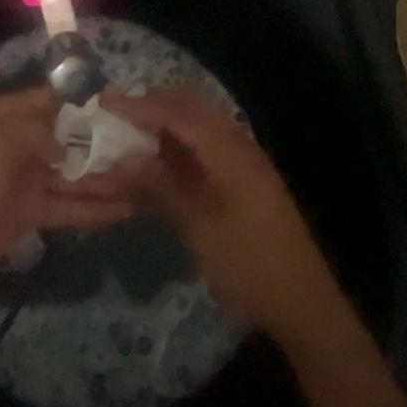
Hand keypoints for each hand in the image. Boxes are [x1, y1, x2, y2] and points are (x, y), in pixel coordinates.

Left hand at [0, 87, 135, 295]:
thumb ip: (36, 130)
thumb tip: (67, 140)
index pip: (44, 99)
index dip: (79, 99)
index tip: (117, 100)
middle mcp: (12, 143)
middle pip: (63, 136)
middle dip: (98, 139)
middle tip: (140, 140)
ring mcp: (21, 179)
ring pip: (70, 172)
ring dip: (102, 174)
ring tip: (144, 174)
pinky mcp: (29, 212)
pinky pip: (66, 204)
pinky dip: (93, 207)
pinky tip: (126, 209)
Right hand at [103, 88, 336, 335]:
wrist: (303, 306)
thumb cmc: (249, 264)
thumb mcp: (198, 227)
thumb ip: (160, 186)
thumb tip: (120, 159)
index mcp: (230, 151)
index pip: (178, 113)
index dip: (140, 105)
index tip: (103, 101)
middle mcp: (238, 147)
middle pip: (191, 111)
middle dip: (152, 106)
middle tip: (114, 110)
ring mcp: (244, 165)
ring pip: (198, 128)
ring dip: (165, 124)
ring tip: (128, 131)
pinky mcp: (244, 184)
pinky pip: (205, 150)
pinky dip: (178, 147)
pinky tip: (156, 161)